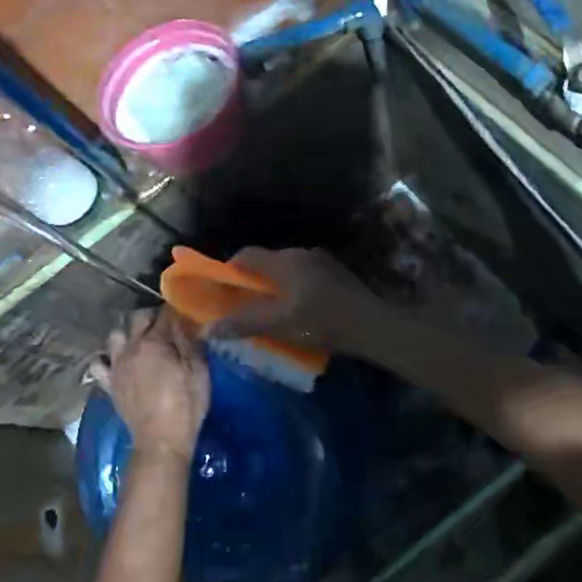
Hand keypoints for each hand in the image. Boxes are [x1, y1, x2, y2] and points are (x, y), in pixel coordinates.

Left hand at [94, 309, 209, 457]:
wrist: (161, 441)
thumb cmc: (186, 405)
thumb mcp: (199, 372)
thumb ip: (193, 344)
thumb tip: (192, 323)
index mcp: (156, 342)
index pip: (165, 313)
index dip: (177, 310)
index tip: (186, 312)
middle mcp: (131, 347)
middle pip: (137, 318)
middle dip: (152, 316)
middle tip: (167, 325)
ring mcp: (116, 365)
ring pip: (115, 334)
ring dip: (128, 332)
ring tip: (141, 341)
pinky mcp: (108, 383)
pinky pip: (99, 363)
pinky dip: (107, 358)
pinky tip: (118, 361)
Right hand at [204, 247, 386, 351]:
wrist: (374, 326)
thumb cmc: (323, 323)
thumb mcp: (280, 324)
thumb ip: (244, 323)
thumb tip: (207, 328)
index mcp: (285, 261)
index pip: (246, 255)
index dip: (228, 271)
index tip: (222, 292)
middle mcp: (302, 253)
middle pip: (266, 261)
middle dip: (251, 281)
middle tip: (244, 306)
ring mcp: (322, 261)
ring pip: (287, 269)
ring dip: (274, 286)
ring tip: (272, 312)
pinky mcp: (337, 273)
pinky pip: (305, 276)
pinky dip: (294, 289)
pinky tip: (301, 311)